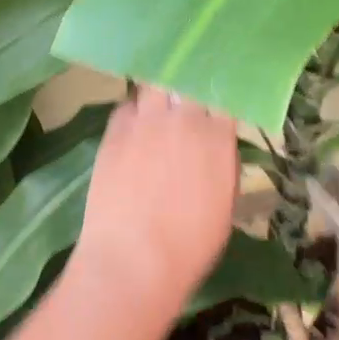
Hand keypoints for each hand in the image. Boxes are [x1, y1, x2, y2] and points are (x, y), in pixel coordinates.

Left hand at [69, 86, 240, 302]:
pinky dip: (134, 110)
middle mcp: (183, 119)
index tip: (217, 100)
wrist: (133, 259)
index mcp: (217, 138)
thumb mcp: (224, 206)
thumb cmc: (190, 246)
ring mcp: (145, 122)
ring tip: (159, 102)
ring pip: (155, 85)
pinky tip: (135, 125)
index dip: (219, 96)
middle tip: (187, 96)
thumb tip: (217, 149)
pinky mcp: (114, 131)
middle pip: (188, 80)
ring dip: (160, 91)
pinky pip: (127, 105)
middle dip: (189, 84)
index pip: (223, 95)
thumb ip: (223, 165)